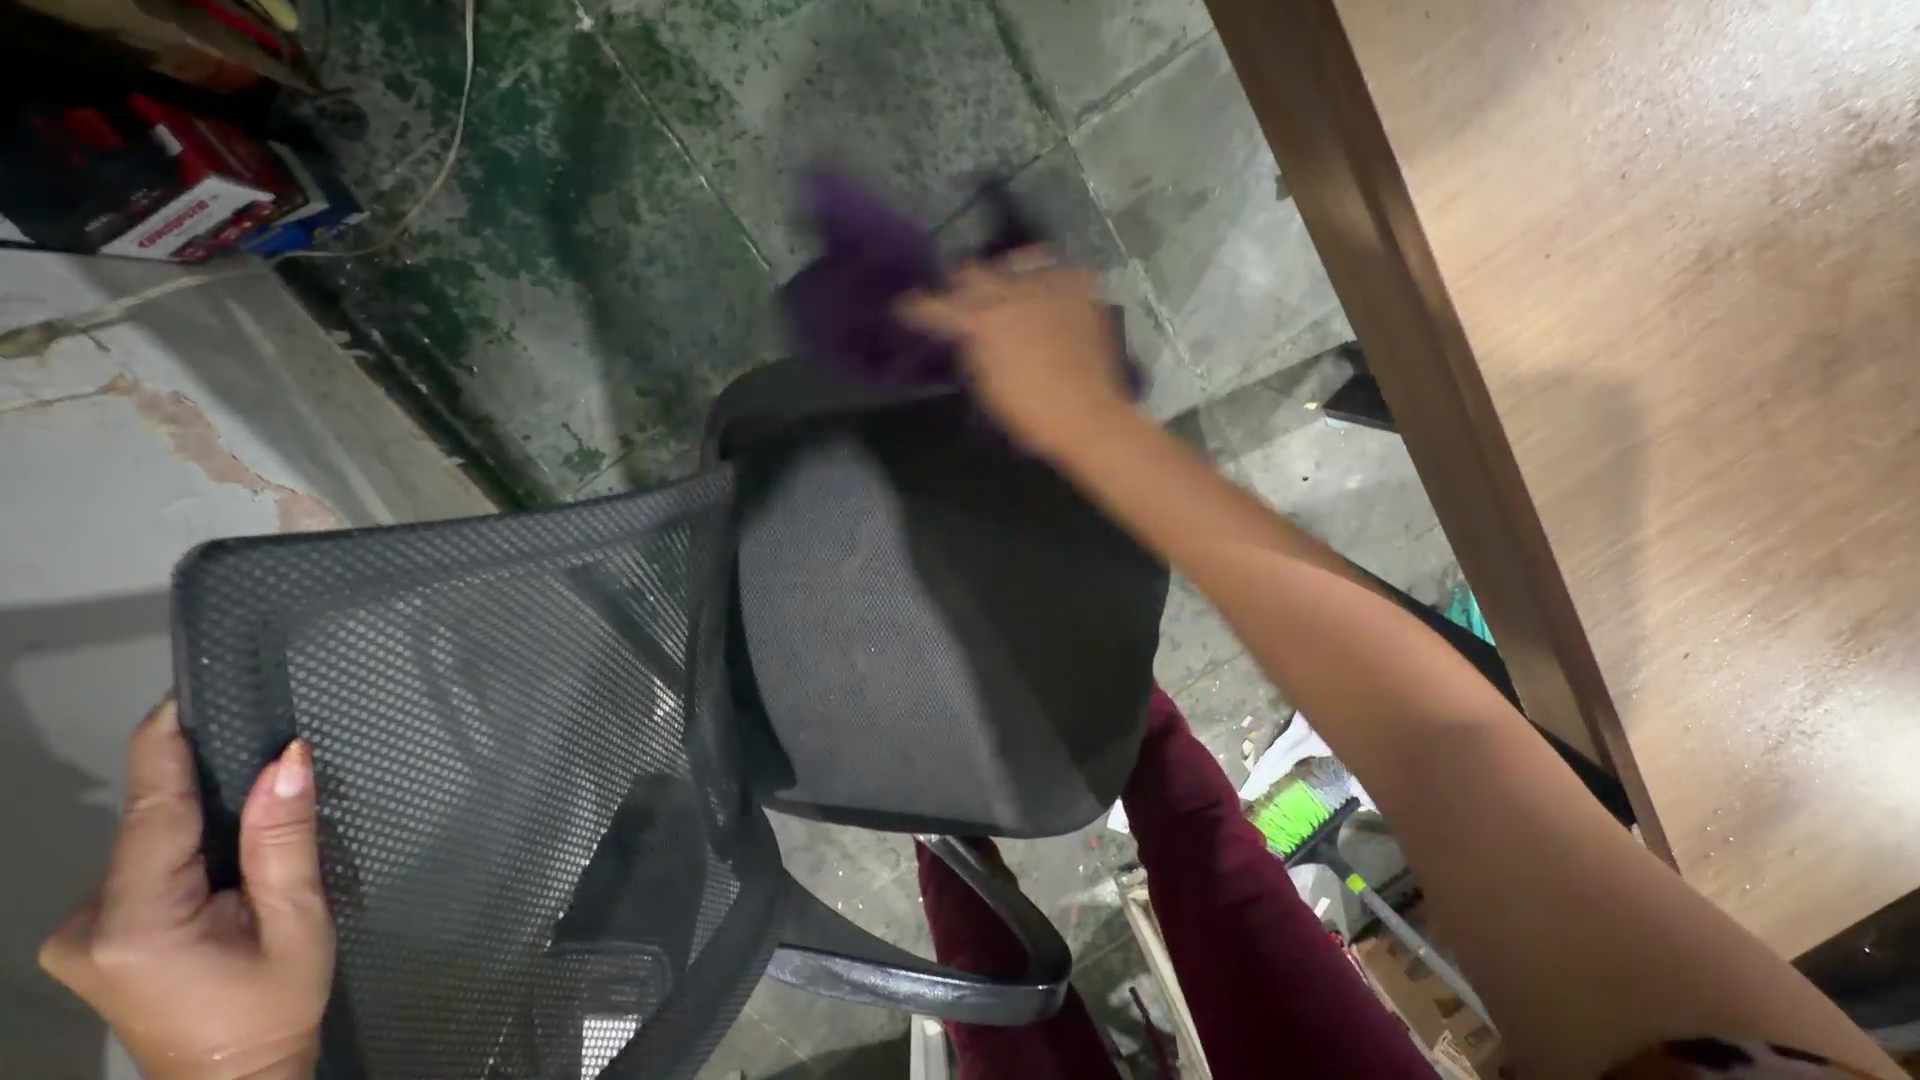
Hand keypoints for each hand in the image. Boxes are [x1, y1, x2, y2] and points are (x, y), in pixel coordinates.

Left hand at [40, 699, 333, 1079]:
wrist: (232, 1078)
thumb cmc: (273, 1002)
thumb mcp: (298, 918)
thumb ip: (285, 837)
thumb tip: (288, 760)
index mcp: (135, 920)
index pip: (152, 810)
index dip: (164, 748)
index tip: (180, 697)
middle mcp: (86, 922)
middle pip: (152, 825)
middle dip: (209, 791)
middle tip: (272, 768)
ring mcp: (80, 932)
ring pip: (150, 846)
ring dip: (203, 827)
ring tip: (260, 838)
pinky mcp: (93, 936)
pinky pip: (144, 868)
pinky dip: (189, 852)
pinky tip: (229, 870)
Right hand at [900, 248, 1136, 461]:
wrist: (1087, 417)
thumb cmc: (1029, 414)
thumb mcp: (986, 386)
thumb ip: (970, 350)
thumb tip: (964, 336)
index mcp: (981, 322)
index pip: (935, 305)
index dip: (915, 308)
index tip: (904, 309)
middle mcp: (1011, 294)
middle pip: (971, 271)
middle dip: (959, 284)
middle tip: (958, 298)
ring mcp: (1048, 288)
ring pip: (1016, 261)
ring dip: (1005, 273)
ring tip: (1008, 288)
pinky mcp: (1080, 292)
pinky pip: (1059, 271)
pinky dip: (1048, 279)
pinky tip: (1047, 294)